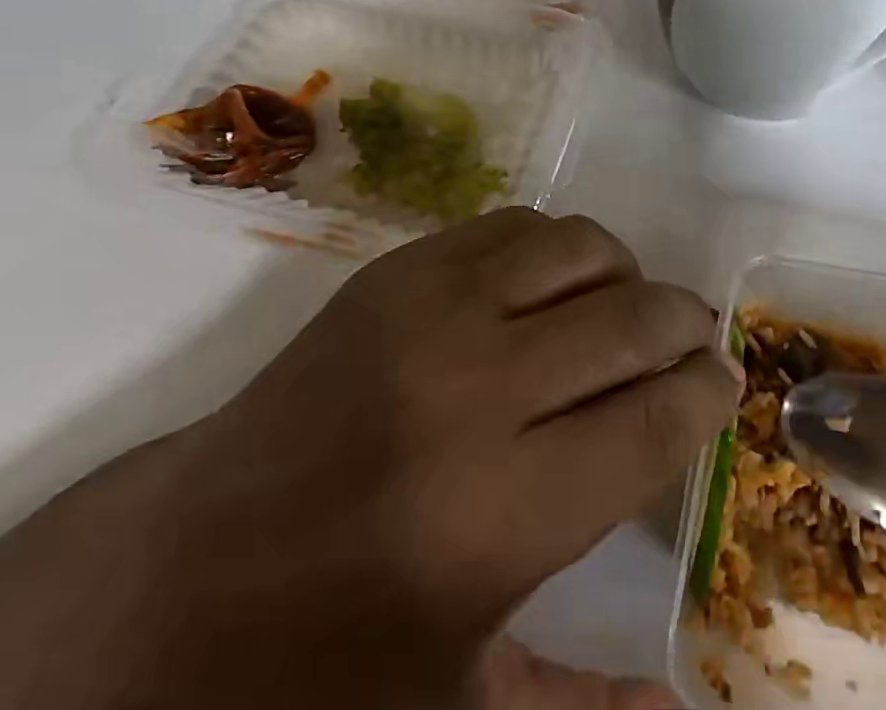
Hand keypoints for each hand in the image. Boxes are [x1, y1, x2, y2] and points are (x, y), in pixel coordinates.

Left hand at [0, 209, 739, 709]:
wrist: (165, 585)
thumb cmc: (322, 665)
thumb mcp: (462, 707)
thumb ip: (585, 705)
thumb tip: (681, 701)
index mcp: (505, 514)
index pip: (662, 416)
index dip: (709, 392)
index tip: (720, 387)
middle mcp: (475, 394)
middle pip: (638, 319)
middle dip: (688, 327)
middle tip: (689, 346)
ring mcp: (428, 315)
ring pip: (584, 248)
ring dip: (627, 276)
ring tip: (622, 313)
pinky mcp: (391, 275)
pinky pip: (516, 225)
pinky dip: (559, 248)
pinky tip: (551, 290)